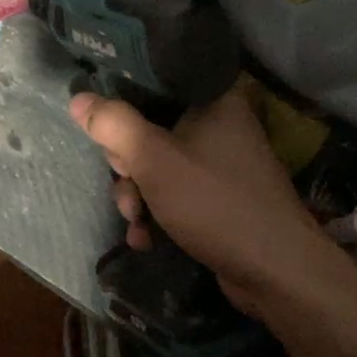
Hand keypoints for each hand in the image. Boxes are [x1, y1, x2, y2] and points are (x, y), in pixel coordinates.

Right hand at [69, 88, 335, 309]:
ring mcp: (222, 162)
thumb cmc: (214, 202)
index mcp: (212, 98)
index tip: (105, 126)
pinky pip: (176, 190)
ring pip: (159, 161)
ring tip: (135, 220)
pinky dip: (157, 210)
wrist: (279, 277)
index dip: (122, 98)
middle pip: (150, 124)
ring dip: (138, 192)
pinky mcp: (221, 197)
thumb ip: (113, 124)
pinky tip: (145, 238)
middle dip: (127, 161)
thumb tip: (78, 99)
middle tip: (125, 179)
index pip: (155, 78)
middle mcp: (220, 122)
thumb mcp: (153, 158)